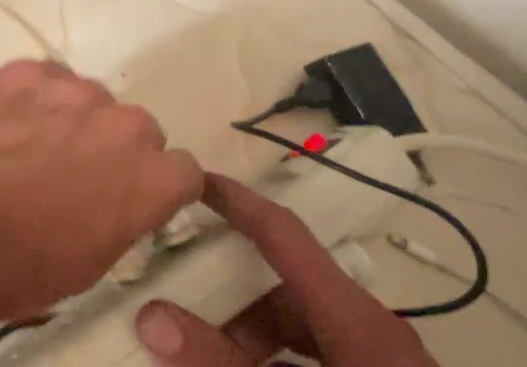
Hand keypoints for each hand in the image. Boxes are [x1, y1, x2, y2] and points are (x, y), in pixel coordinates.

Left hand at [0, 59, 204, 322]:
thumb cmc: (21, 265)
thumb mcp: (91, 261)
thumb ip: (120, 216)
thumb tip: (112, 199)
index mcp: (150, 179)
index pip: (181, 170)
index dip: (155, 183)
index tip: (130, 194)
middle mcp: (121, 125)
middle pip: (134, 127)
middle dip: (112, 146)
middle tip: (72, 170)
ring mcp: (70, 90)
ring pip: (86, 96)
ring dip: (70, 116)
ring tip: (28, 142)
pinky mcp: (22, 70)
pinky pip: (42, 75)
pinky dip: (30, 94)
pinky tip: (4, 120)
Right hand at [135, 174, 437, 365]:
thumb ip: (222, 360)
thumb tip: (150, 316)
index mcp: (355, 317)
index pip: (283, 232)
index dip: (236, 201)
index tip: (189, 177)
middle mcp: (369, 331)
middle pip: (283, 288)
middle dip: (228, 298)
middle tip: (178, 308)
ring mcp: (376, 362)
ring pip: (298, 331)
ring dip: (248, 339)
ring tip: (202, 355)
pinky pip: (313, 362)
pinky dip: (275, 364)